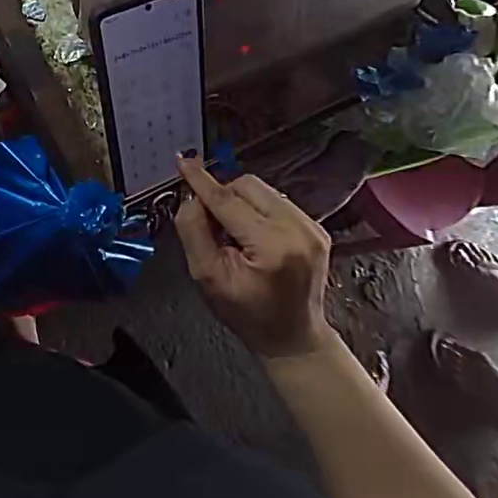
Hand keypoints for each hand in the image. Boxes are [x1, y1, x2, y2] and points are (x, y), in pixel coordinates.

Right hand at [174, 157, 333, 357]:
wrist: (292, 336)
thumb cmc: (246, 313)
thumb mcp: (207, 277)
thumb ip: (194, 232)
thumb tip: (191, 199)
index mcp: (272, 245)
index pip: (227, 201)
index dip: (201, 181)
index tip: (182, 162)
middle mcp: (298, 228)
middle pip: (246, 186)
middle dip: (221, 197)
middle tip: (211, 228)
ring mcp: (311, 227)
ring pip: (261, 190)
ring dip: (238, 203)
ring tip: (232, 235)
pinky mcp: (315, 227)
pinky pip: (275, 201)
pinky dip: (255, 210)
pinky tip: (250, 236)